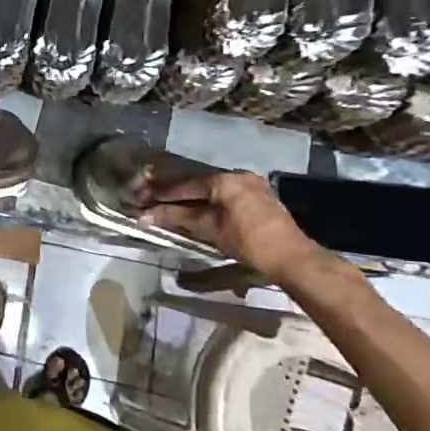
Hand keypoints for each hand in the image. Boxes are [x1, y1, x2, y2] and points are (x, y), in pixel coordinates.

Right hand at [135, 170, 324, 278]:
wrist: (290, 255)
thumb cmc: (247, 241)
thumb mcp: (208, 229)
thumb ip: (177, 217)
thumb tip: (145, 215)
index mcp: (224, 180)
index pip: (184, 184)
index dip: (160, 192)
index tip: (139, 197)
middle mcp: (237, 175)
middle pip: (196, 181)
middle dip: (171, 189)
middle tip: (146, 190)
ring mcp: (251, 184)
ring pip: (210, 186)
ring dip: (188, 192)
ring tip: (167, 198)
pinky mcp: (259, 195)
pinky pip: (224, 192)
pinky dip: (207, 197)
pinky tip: (196, 203)